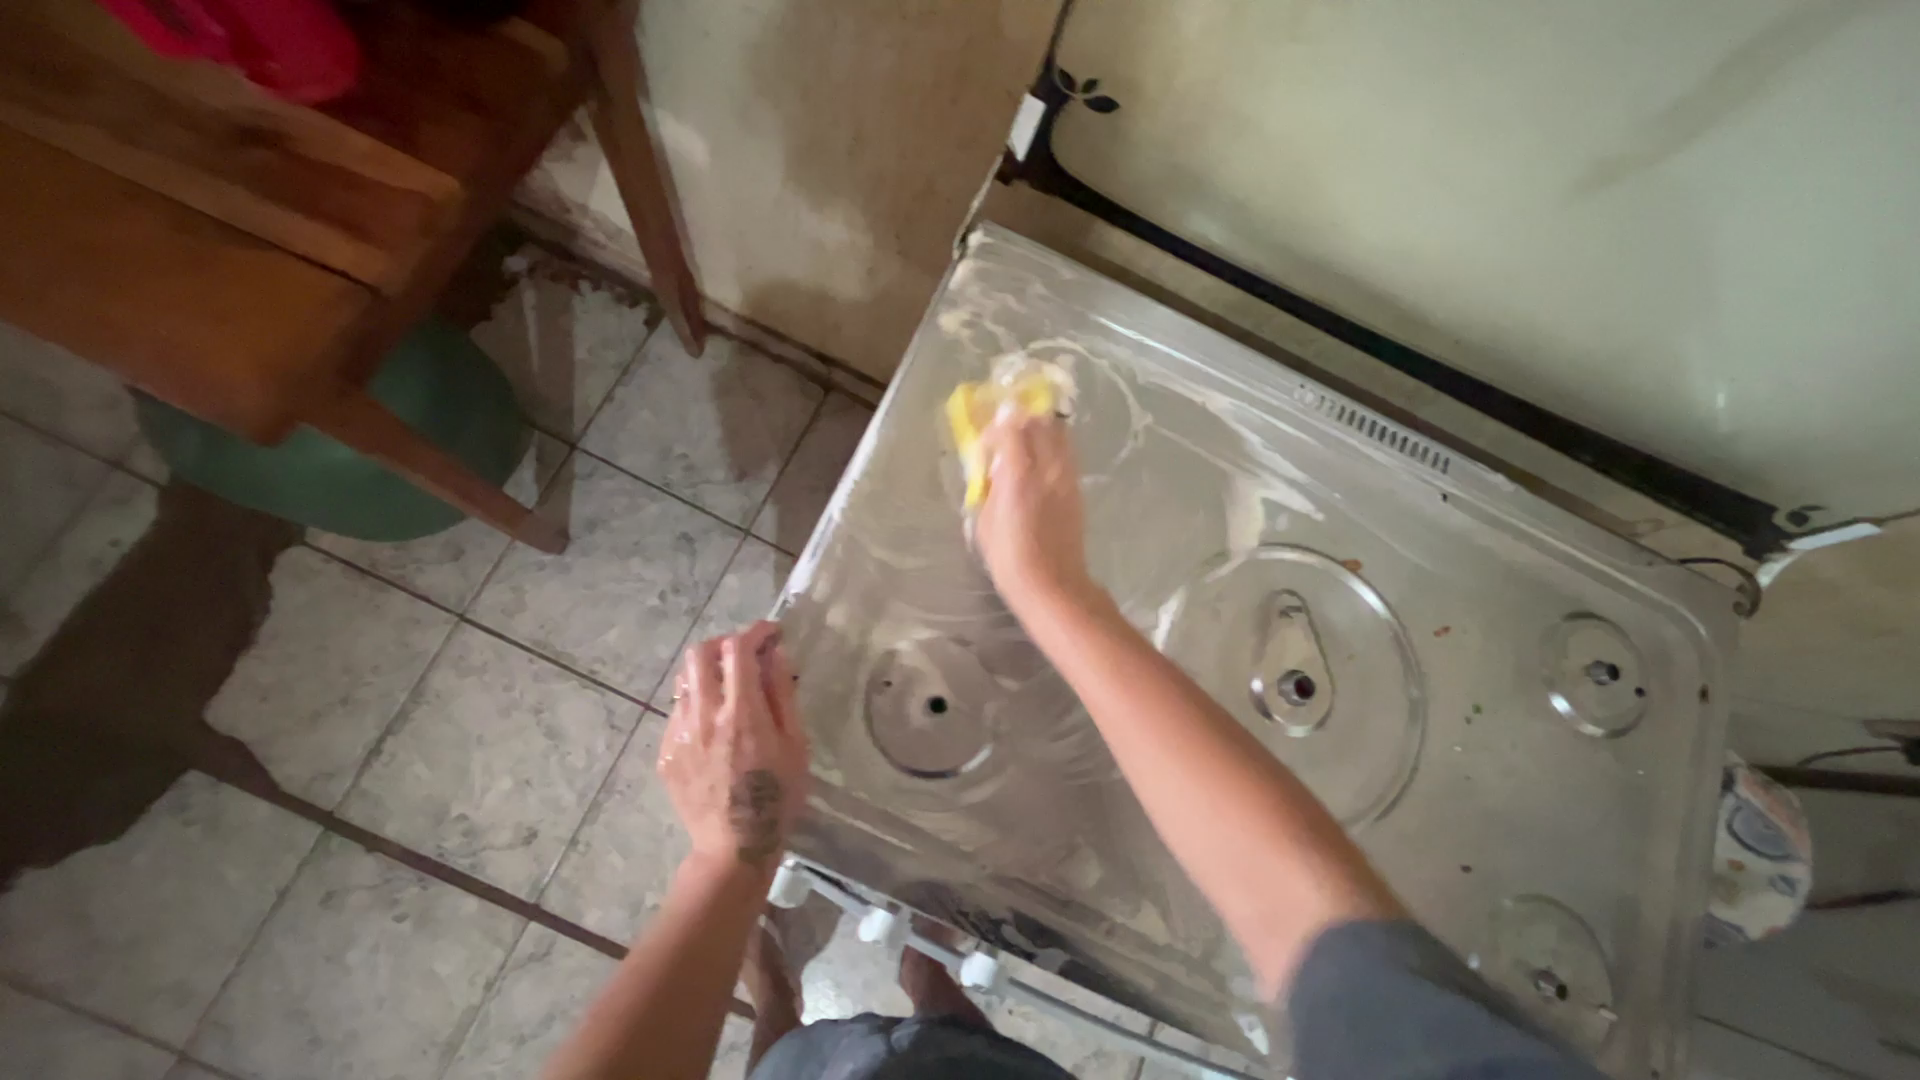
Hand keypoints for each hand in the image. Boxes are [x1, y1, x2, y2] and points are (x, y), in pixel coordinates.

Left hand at [657, 621, 809, 871]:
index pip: (738, 649)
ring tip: (729, 689)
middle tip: (745, 655)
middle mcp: (703, 716)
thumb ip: (782, 695)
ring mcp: (678, 734)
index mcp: (741, 713)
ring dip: (709, 673)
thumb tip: (775, 655)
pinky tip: (716, 727)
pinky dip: (698, 704)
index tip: (771, 633)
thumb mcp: (796, 744)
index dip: (755, 632)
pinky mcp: (665, 753)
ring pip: (684, 681)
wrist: (734, 847)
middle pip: (699, 653)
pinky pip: (678, 712)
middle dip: (725, 644)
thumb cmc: (778, 796)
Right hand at [973, 412, 1097, 612]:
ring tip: (1026, 445)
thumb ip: (991, 487)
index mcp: (1020, 475)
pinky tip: (1041, 465)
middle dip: (1022, 421)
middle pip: (1040, 423)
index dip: (997, 428)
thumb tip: (995, 470)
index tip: (986, 443)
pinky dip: (1053, 450)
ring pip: (1059, 435)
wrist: (1052, 584)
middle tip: (1007, 433)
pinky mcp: (1077, 490)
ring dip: (1041, 431)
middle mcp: (1048, 468)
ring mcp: (1067, 477)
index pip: (1012, 428)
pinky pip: (1066, 455)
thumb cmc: (1010, 558)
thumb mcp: (986, 521)